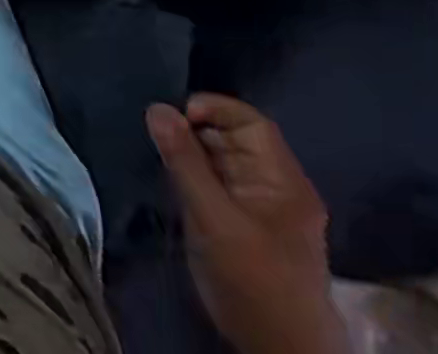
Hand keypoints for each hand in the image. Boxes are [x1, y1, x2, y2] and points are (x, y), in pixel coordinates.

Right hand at [147, 94, 349, 353]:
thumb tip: (156, 107)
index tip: (171, 116)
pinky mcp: (234, 217)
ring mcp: (253, 202)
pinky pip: (208, 178)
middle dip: (191, 128)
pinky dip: (185, 170)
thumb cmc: (253, 277)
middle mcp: (271, 185)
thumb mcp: (213, 215)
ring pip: (215, 157)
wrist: (276, 343)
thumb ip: (184, 160)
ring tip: (156, 156)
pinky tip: (165, 176)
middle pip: (230, 137)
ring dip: (184, 150)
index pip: (251, 123)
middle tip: (155, 138)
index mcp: (282, 181)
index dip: (212, 109)